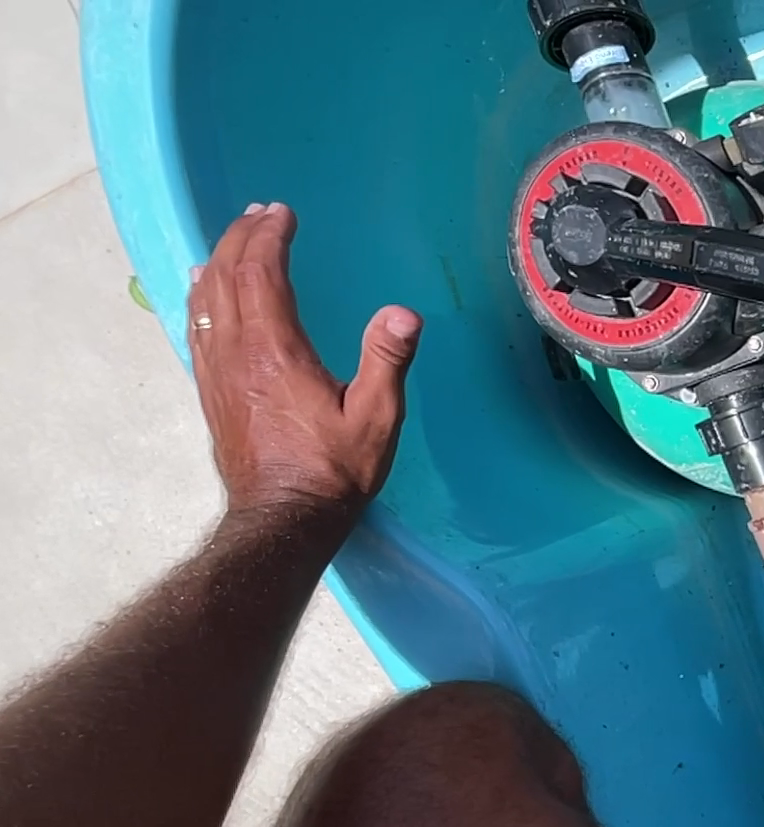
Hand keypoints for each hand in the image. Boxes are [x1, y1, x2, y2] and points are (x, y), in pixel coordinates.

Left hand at [187, 203, 421, 528]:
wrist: (287, 511)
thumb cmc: (338, 466)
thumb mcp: (378, 416)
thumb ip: (387, 361)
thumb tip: (402, 313)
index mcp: (277, 351)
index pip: (263, 276)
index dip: (270, 240)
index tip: (283, 214)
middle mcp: (236, 350)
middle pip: (226, 277)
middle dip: (241, 239)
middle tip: (261, 214)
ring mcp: (216, 368)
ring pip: (204, 297)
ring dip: (219, 260)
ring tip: (235, 241)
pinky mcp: (211, 386)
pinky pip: (197, 323)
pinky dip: (203, 293)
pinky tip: (206, 289)